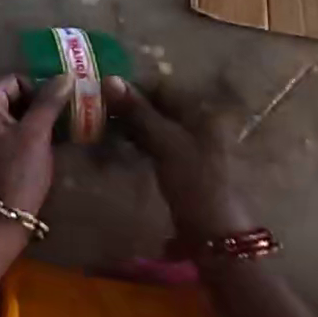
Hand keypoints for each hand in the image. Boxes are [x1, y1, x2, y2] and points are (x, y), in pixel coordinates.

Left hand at [0, 74, 71, 213]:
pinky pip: (21, 135)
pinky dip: (38, 134)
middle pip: (17, 98)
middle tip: (68, 110)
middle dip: (42, 102)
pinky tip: (58, 140)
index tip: (58, 100)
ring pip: (21, 117)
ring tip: (68, 124)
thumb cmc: (17, 171)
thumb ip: (49, 102)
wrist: (1, 220)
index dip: (36, 86)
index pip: (13, 81)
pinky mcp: (1, 157)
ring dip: (43, 119)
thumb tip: (67, 75)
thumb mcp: (36, 133)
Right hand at [104, 77, 254, 238]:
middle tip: (99, 113)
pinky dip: (139, 142)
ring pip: (156, 126)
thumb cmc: (195, 182)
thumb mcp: (165, 143)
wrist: (218, 238)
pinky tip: (121, 147)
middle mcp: (199, 124)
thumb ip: (138, 112)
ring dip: (132, 126)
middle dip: (130, 108)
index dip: (133, 89)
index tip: (103, 95)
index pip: (162, 87)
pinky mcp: (185, 168)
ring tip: (105, 130)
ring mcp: (193, 147)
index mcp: (202, 111)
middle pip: (159, 107)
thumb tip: (108, 78)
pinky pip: (157, 145)